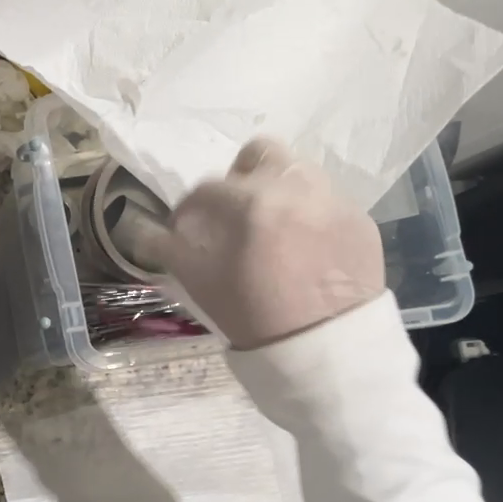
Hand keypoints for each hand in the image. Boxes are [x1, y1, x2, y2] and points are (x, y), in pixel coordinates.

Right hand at [114, 139, 384, 349]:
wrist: (324, 348)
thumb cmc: (251, 315)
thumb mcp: (198, 282)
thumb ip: (166, 247)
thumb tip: (143, 230)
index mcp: (251, 203)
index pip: (206, 187)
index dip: (187, 209)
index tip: (183, 229)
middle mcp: (296, 188)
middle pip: (260, 153)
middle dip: (239, 176)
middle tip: (231, 211)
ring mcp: (333, 200)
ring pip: (296, 172)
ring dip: (274, 190)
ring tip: (267, 227)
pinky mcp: (360, 218)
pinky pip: (324, 200)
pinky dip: (305, 214)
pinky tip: (299, 247)